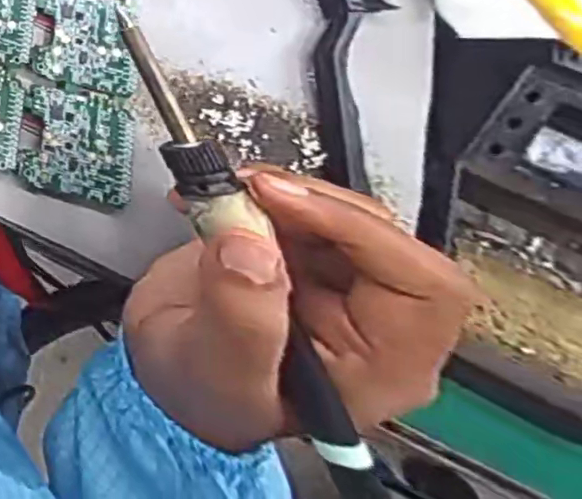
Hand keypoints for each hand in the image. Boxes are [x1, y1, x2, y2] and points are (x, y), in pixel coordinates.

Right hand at [123, 167, 479, 452]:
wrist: (162, 373)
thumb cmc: (201, 394)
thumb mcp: (220, 369)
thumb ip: (242, 319)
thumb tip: (252, 249)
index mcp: (383, 360)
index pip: (419, 283)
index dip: (357, 231)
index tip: (276, 198)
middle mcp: (367, 316)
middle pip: (378, 238)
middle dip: (308, 200)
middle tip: (238, 187)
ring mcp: (322, 281)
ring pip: (331, 214)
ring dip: (269, 191)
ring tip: (212, 193)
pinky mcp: (278, 253)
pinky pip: (282, 209)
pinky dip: (240, 191)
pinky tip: (203, 197)